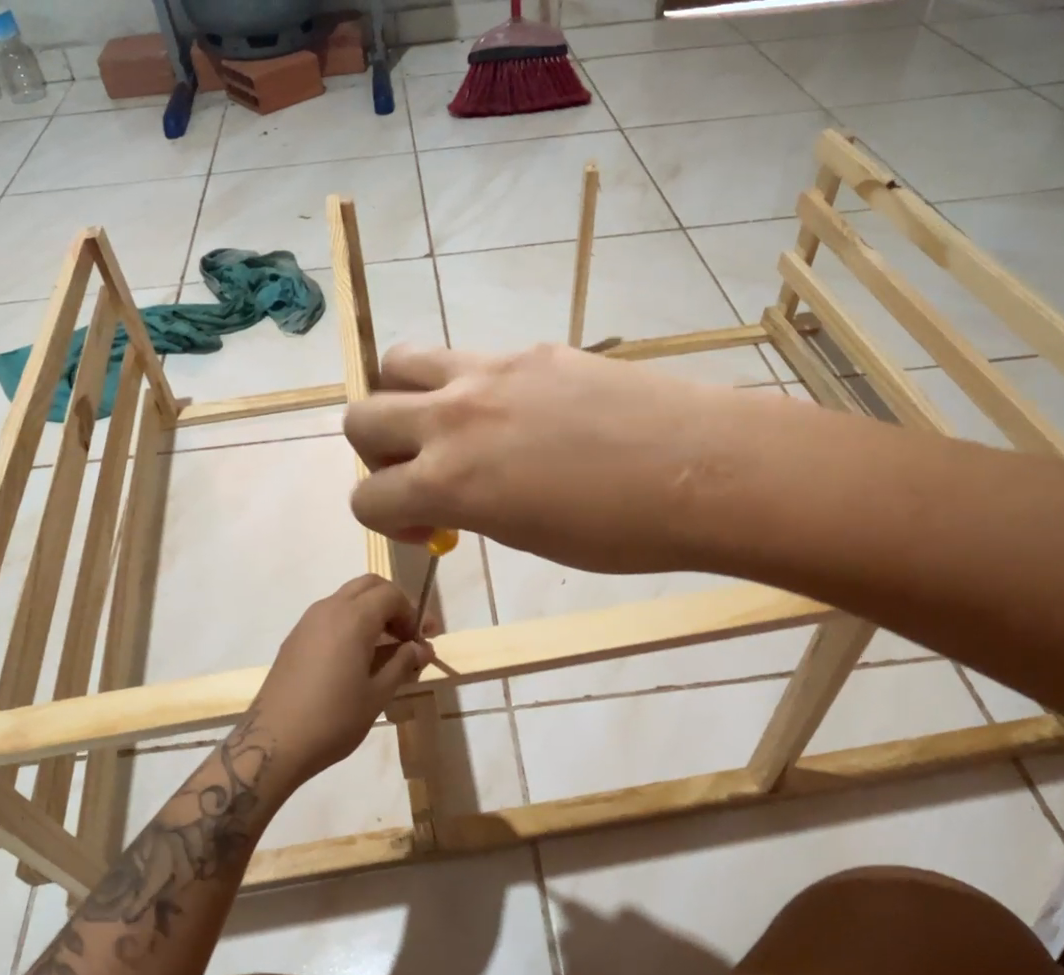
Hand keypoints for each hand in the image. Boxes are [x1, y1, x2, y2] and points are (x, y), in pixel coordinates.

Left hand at [250, 575, 434, 781]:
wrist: (275, 743)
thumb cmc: (334, 719)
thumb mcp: (378, 694)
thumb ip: (403, 663)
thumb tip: (421, 648)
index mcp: (352, 618)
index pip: (391, 595)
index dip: (413, 613)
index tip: (424, 639)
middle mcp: (328, 609)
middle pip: (368, 587)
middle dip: (393, 604)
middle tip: (408, 635)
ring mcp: (307, 622)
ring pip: (347, 599)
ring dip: (372, 613)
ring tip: (387, 650)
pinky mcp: (295, 639)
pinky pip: (330, 616)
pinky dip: (351, 624)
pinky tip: (358, 658)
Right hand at [347, 343, 783, 573]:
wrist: (702, 469)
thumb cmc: (622, 532)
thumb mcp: (529, 536)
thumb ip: (472, 506)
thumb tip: (458, 493)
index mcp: (449, 482)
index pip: (366, 497)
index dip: (387, 518)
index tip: (430, 524)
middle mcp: (452, 418)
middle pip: (361, 416)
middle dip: (378, 450)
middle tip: (424, 468)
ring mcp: (490, 372)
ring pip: (400, 362)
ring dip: (406, 395)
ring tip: (451, 422)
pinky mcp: (532, 348)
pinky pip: (473, 358)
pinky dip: (473, 384)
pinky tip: (525, 411)